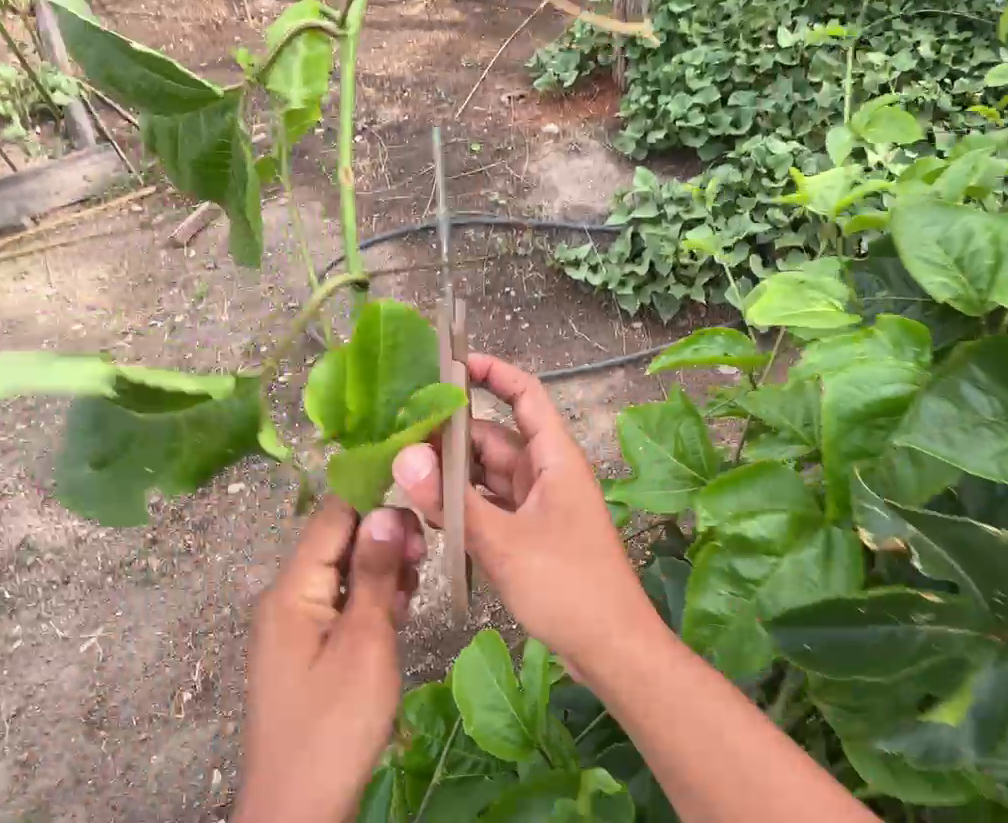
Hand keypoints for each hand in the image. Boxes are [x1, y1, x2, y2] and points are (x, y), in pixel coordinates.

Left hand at [235, 501, 424, 822]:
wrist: (300, 807)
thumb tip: (386, 509)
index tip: (423, 507)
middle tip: (423, 563)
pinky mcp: (308, 646)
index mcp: (291, 590)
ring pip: (346, 570)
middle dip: (386, 540)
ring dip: (383, 570)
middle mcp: (287, 597)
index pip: (333, 514)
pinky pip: (343, 600)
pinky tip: (397, 614)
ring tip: (411, 595)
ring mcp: (296, 623)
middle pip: (341, 539)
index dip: (377, 501)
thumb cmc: (335, 723)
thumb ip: (374, 572)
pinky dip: (372, 598)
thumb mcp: (364, 641)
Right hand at [392, 353, 663, 673]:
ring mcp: (540, 504)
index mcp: (555, 458)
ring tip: (402, 472)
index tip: (453, 362)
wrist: (610, 645)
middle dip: (452, 435)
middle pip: (496, 437)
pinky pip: (492, 505)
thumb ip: (452, 502)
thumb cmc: (568, 585)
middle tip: (397, 435)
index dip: (494, 373)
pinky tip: (428, 512)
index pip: (526, 395)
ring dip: (453, 474)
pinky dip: (464, 505)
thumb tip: (405, 456)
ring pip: (489, 474)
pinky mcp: (531, 533)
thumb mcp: (504, 542)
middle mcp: (548, 473)